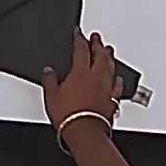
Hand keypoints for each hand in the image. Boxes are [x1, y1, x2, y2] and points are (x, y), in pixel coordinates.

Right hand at [41, 31, 121, 148]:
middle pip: (99, 55)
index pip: (81, 50)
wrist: (84, 132)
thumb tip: (48, 71)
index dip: (80, 39)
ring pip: (110, 68)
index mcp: (80, 73)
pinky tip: (117, 78)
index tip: (79, 33)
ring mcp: (105, 89)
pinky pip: (116, 86)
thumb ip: (50, 80)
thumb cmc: (69, 115)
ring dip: (109, 57)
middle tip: (97, 37)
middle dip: (98, 44)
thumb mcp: (51, 95)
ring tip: (109, 51)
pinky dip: (116, 79)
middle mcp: (96, 78)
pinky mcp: (111, 100)